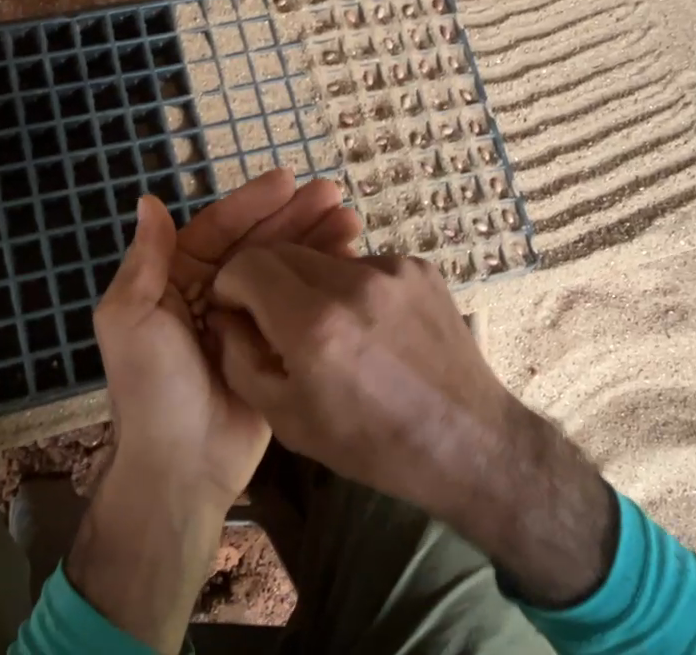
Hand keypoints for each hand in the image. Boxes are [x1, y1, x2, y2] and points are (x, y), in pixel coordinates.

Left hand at [94, 169, 360, 505]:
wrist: (181, 465)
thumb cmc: (152, 386)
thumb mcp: (131, 319)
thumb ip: (145, 260)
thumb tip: (149, 200)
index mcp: (174, 280)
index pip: (217, 229)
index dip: (251, 203)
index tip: (290, 179)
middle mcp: (212, 293)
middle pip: (256, 244)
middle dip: (293, 217)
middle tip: (335, 195)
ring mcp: (247, 322)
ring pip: (281, 271)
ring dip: (312, 243)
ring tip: (352, 221)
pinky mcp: (274, 350)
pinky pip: (296, 308)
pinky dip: (319, 285)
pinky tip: (348, 264)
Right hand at [206, 246, 616, 606]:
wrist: (470, 442)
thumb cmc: (371, 444)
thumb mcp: (287, 420)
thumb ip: (240, 360)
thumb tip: (225, 317)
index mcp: (313, 325)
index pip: (246, 264)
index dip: (230, 285)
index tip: (236, 310)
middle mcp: (351, 283)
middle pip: (281, 251)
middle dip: (265, 280)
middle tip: (274, 319)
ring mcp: (390, 269)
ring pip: (322, 257)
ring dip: (309, 284)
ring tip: (330, 329)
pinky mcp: (419, 267)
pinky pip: (362, 264)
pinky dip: (351, 289)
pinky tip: (370, 328)